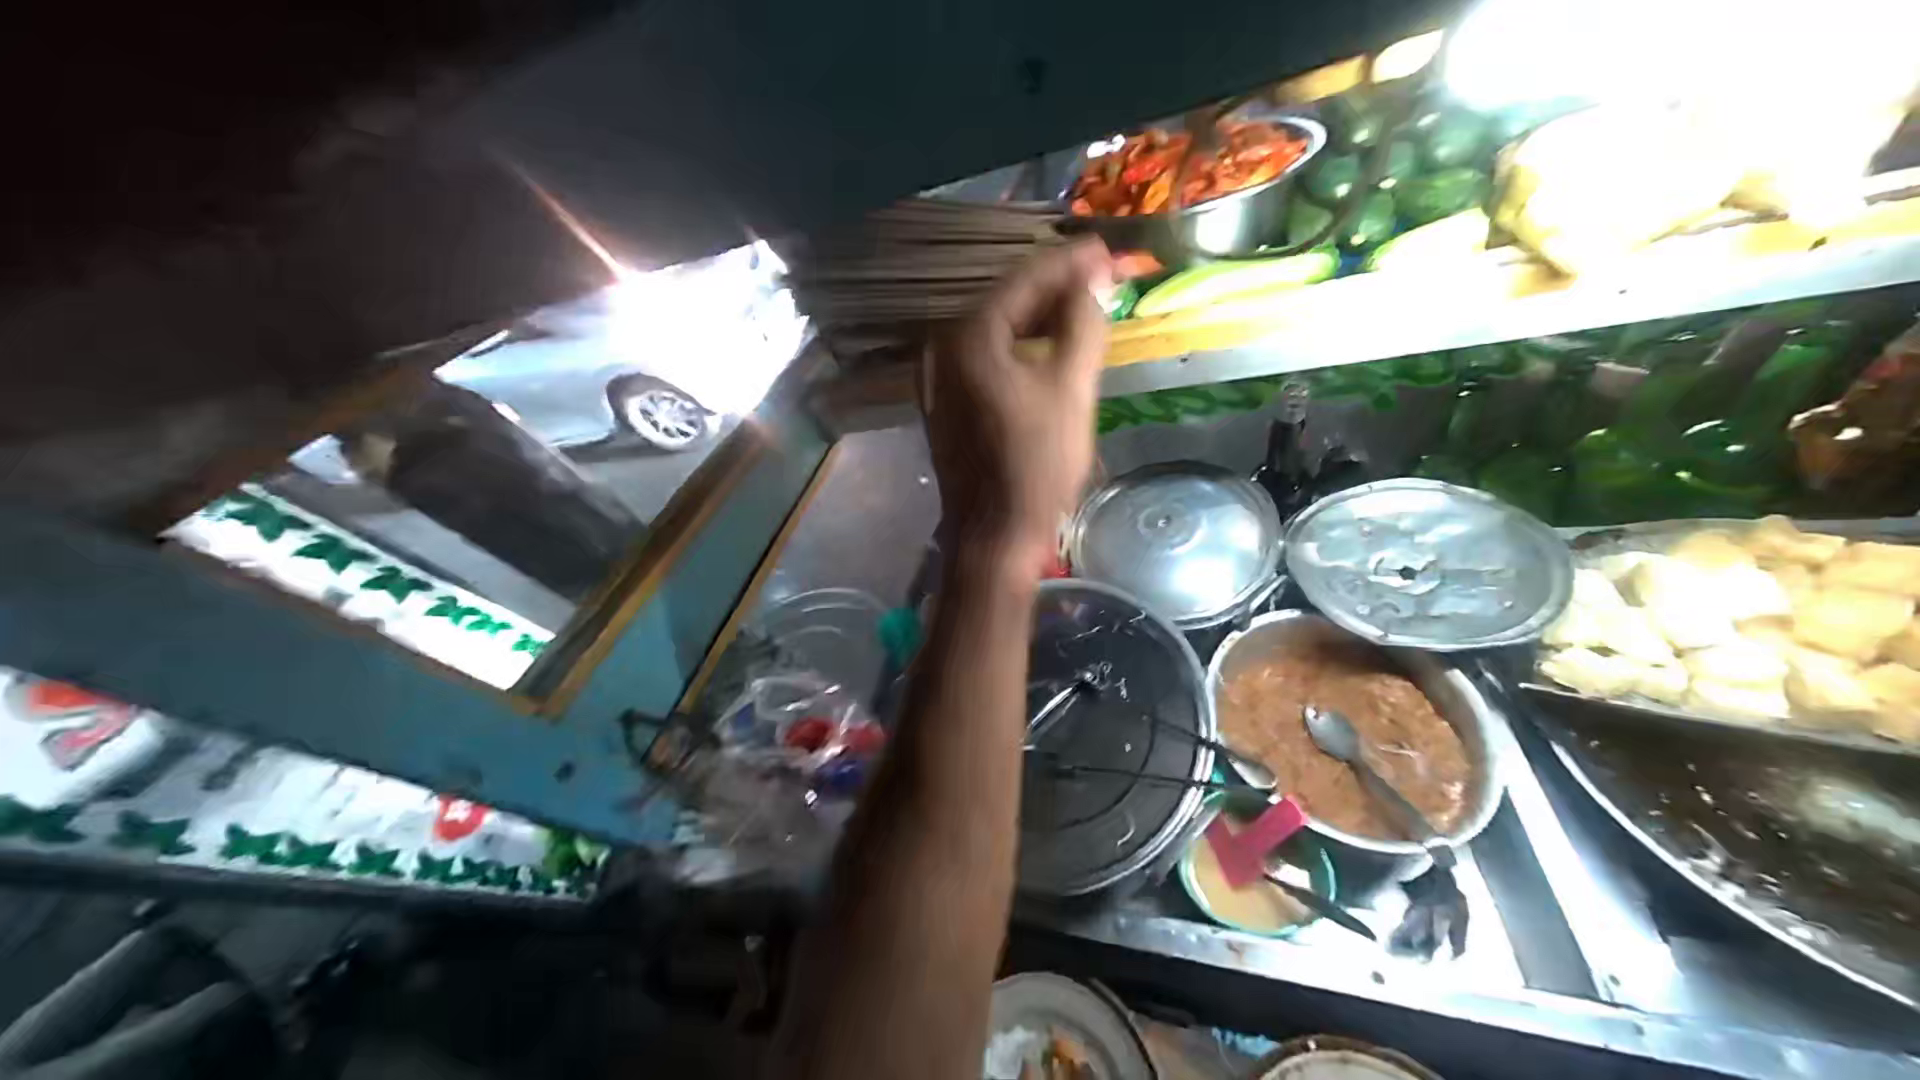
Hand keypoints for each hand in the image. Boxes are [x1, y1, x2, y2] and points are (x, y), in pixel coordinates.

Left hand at [924, 240, 1111, 576]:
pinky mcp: (944, 403)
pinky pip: (986, 359)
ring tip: (1083, 308)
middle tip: (1100, 275)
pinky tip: (1048, 348)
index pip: (1024, 279)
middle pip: (1006, 301)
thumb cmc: (1036, 466)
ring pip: (996, 331)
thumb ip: (1083, 323)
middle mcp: (942, 348)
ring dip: (1039, 318)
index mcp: (968, 336)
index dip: (1069, 261)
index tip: (1106, 248)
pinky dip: (1018, 348)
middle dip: (1055, 287)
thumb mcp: (1071, 389)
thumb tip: (1092, 275)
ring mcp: (937, 378)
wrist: (994, 537)